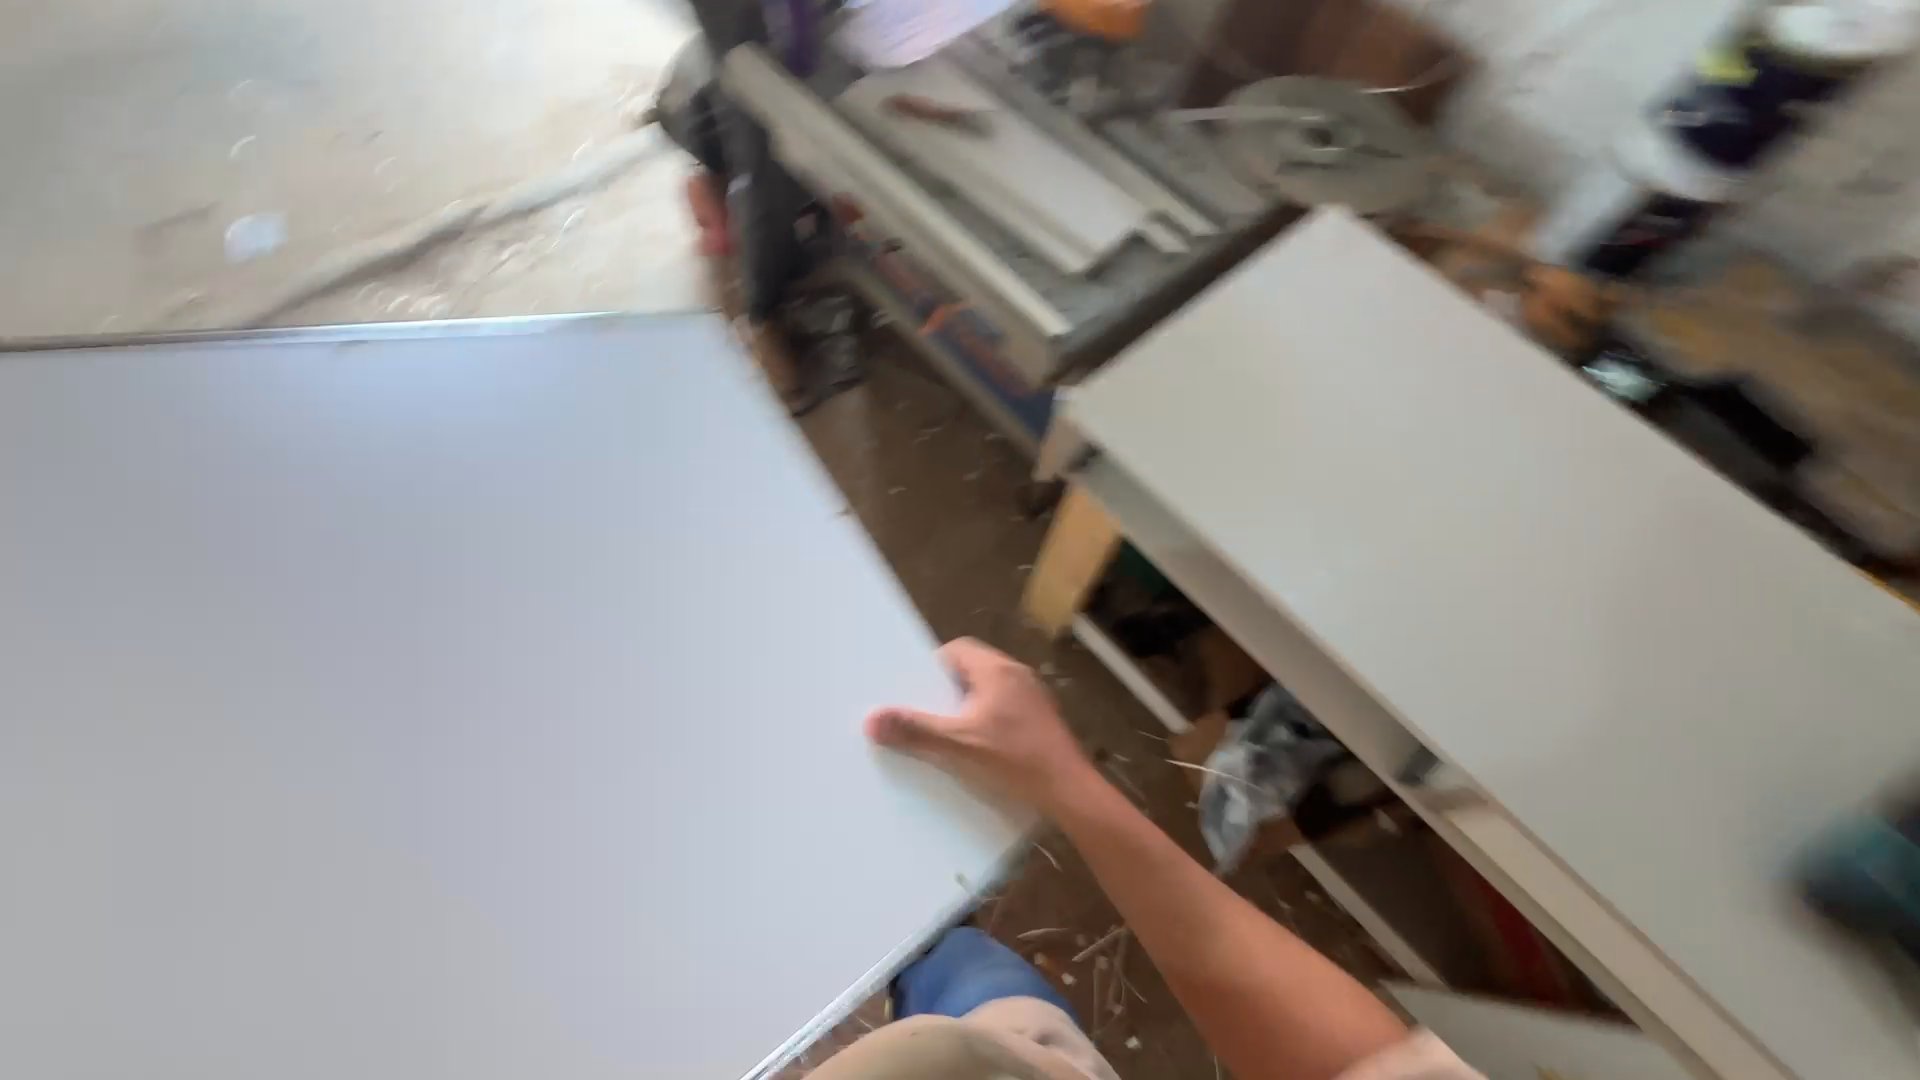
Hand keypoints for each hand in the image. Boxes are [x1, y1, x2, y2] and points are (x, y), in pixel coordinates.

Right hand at [866, 638, 1099, 814]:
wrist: (1069, 790)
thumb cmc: (1014, 760)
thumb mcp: (959, 746)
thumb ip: (916, 730)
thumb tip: (872, 719)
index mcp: (997, 670)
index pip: (957, 649)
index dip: (932, 666)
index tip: (915, 690)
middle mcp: (1017, 675)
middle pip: (972, 668)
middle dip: (946, 689)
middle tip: (925, 713)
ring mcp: (1033, 697)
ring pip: (989, 690)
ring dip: (967, 706)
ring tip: (946, 732)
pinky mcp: (1041, 719)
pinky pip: (1004, 708)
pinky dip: (986, 720)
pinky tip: (977, 748)